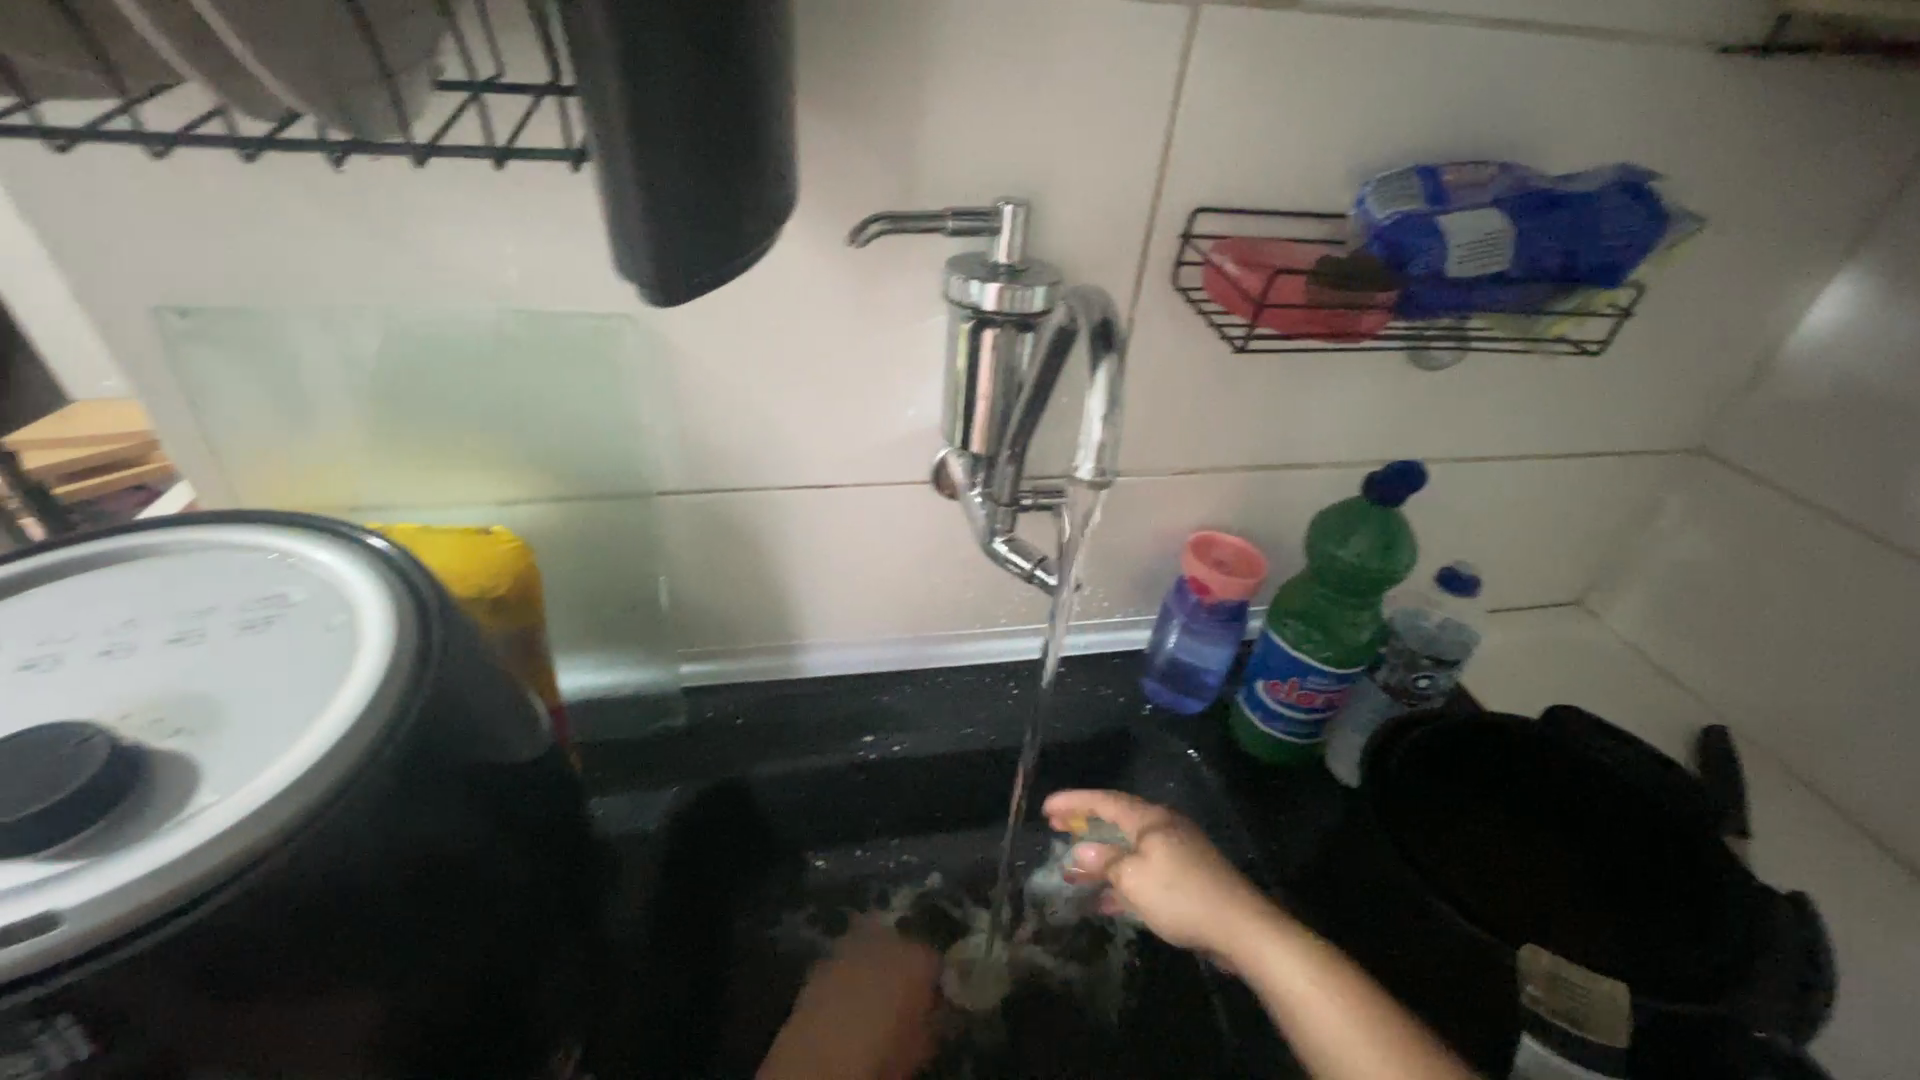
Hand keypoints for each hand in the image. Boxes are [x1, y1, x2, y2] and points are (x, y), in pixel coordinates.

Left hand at [757, 915, 943, 1079]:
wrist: (820, 1059)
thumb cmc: (881, 1055)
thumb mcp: (922, 1046)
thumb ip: (934, 1019)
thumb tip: (934, 1009)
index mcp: (918, 959)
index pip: (936, 961)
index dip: (934, 982)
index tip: (930, 1000)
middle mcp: (886, 941)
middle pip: (901, 943)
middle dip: (902, 962)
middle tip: (899, 991)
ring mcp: (850, 945)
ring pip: (869, 944)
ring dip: (872, 960)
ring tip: (869, 991)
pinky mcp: (822, 960)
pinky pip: (842, 960)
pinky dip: (846, 972)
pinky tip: (842, 998)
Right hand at [1041, 789, 1275, 957]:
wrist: (1241, 927)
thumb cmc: (1181, 895)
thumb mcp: (1134, 878)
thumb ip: (1105, 861)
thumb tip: (1080, 850)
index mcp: (1150, 819)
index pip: (1104, 801)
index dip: (1074, 802)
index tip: (1046, 808)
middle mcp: (1162, 828)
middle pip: (1116, 820)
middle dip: (1085, 825)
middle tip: (1055, 829)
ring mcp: (1175, 853)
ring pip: (1128, 848)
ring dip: (1100, 857)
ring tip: (1072, 869)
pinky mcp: (1184, 878)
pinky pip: (1142, 871)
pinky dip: (1121, 881)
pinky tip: (1102, 900)